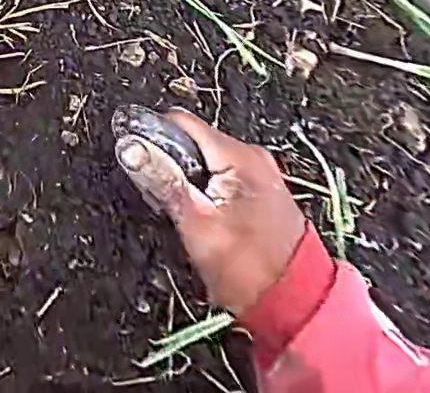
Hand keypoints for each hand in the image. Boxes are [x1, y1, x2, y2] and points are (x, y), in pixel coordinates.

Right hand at [115, 109, 306, 313]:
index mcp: (237, 155)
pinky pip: (223, 175)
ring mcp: (260, 172)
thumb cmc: (248, 268)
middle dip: (172, 163)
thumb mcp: (197, 225)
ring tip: (183, 213)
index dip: (154, 134)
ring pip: (207, 160)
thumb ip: (164, 182)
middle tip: (161, 197)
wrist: (297, 305)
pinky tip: (203, 216)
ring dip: (189, 179)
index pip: (182, 122)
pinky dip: (206, 188)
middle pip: (195, 141)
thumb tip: (133, 148)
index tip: (135, 155)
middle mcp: (252, 155)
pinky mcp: (262, 190)